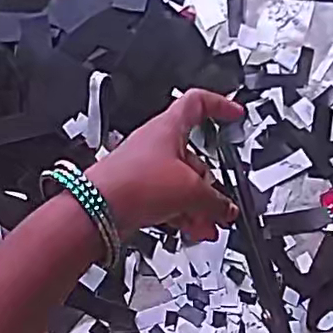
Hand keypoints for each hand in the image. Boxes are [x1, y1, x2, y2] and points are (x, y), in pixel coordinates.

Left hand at [86, 89, 241, 240]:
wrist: (97, 211)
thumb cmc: (132, 184)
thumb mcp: (191, 191)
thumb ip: (216, 200)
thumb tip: (227, 209)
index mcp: (168, 128)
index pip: (198, 103)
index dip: (220, 106)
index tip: (235, 115)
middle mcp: (155, 145)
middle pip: (194, 158)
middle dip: (211, 184)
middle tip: (222, 205)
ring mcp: (144, 170)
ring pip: (180, 184)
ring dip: (198, 206)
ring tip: (208, 225)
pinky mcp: (136, 193)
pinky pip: (166, 201)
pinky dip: (182, 214)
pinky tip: (192, 230)